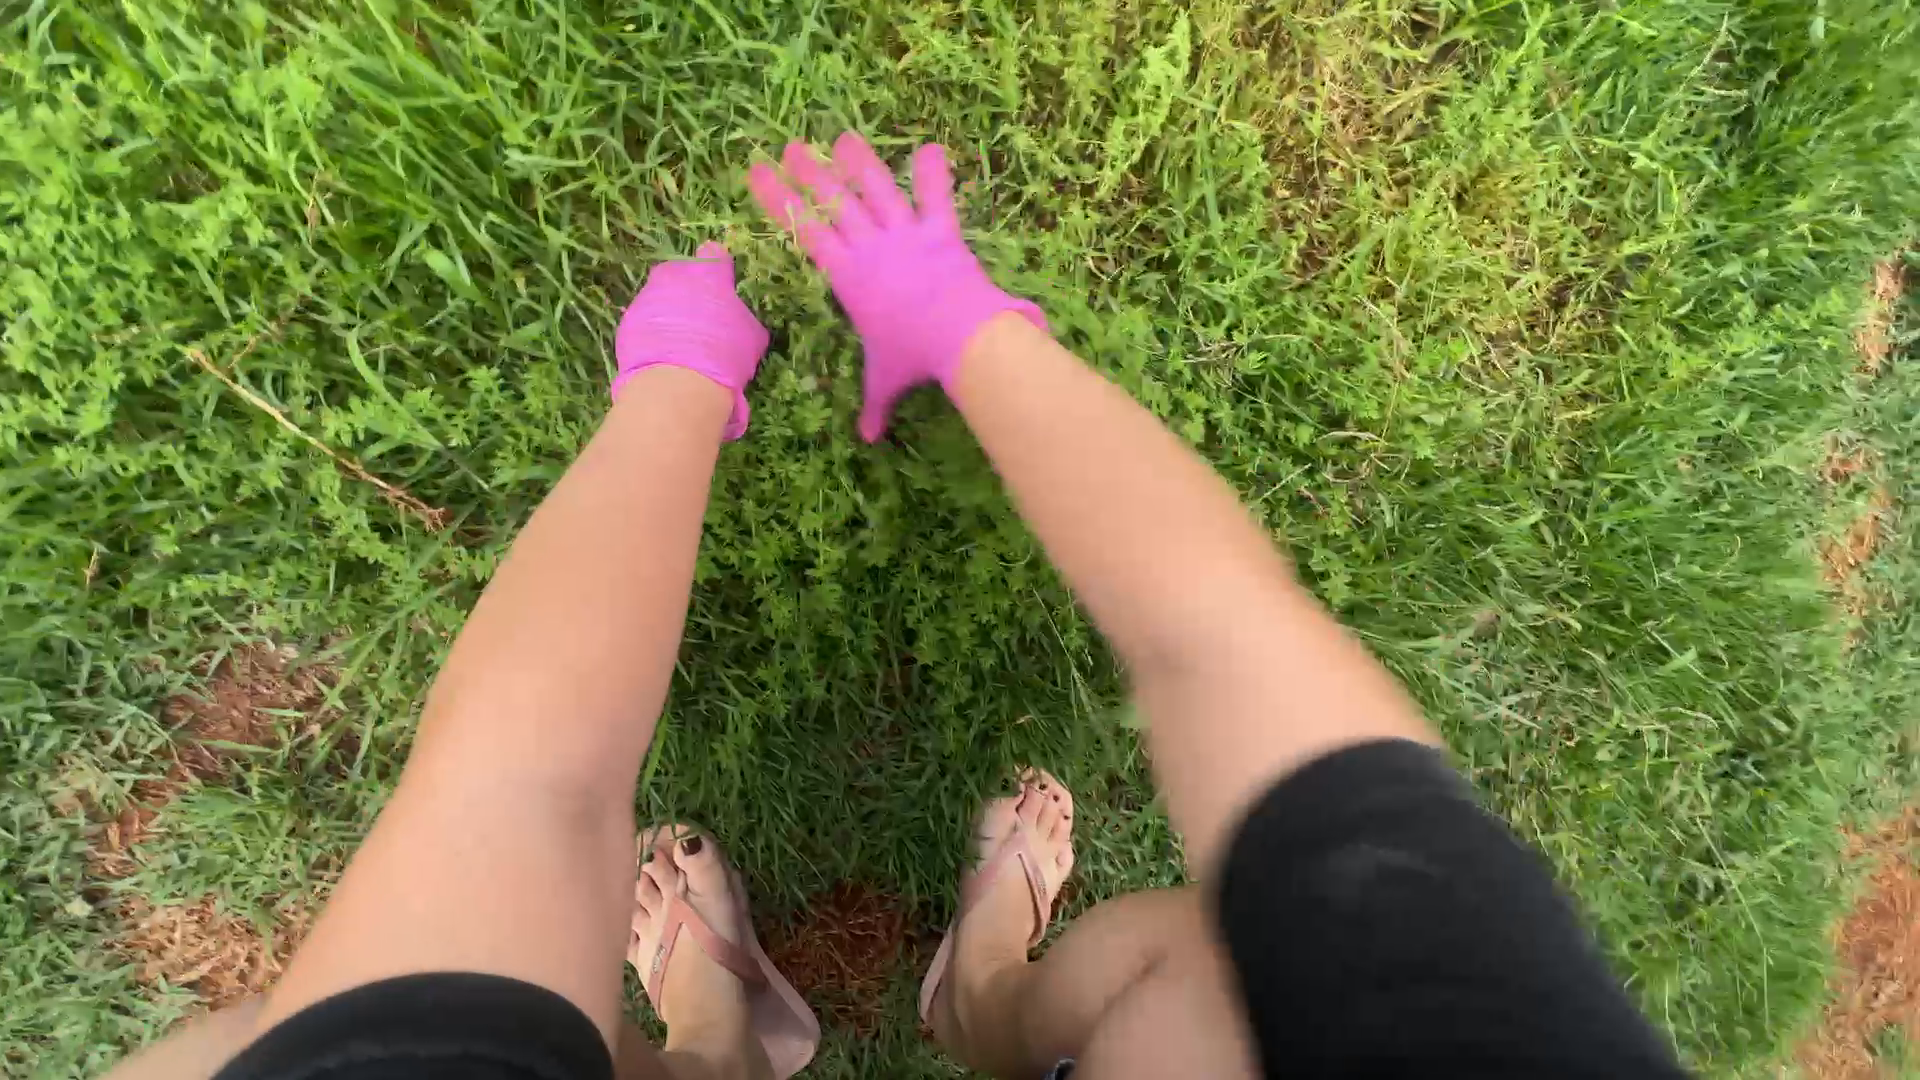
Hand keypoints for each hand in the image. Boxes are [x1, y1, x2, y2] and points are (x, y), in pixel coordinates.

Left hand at [613, 241, 767, 440]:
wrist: (680, 383)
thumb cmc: (725, 353)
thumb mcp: (752, 336)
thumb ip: (743, 317)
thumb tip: (740, 319)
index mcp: (708, 273)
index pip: (714, 254)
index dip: (718, 268)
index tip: (722, 284)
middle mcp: (673, 276)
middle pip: (680, 273)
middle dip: (689, 290)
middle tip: (703, 321)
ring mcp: (646, 297)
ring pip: (660, 298)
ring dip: (671, 315)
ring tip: (684, 346)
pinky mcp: (627, 322)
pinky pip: (645, 323)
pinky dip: (655, 334)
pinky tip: (667, 358)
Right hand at [748, 132, 1045, 440]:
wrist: (959, 337)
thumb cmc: (914, 358)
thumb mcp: (886, 381)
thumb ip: (875, 405)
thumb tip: (869, 440)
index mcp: (849, 278)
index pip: (805, 233)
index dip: (779, 202)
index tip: (757, 173)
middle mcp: (871, 248)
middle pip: (833, 203)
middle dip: (809, 174)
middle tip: (790, 147)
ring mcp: (905, 235)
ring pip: (877, 190)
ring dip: (859, 163)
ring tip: (843, 137)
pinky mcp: (940, 232)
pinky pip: (937, 197)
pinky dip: (935, 174)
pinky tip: (933, 147)